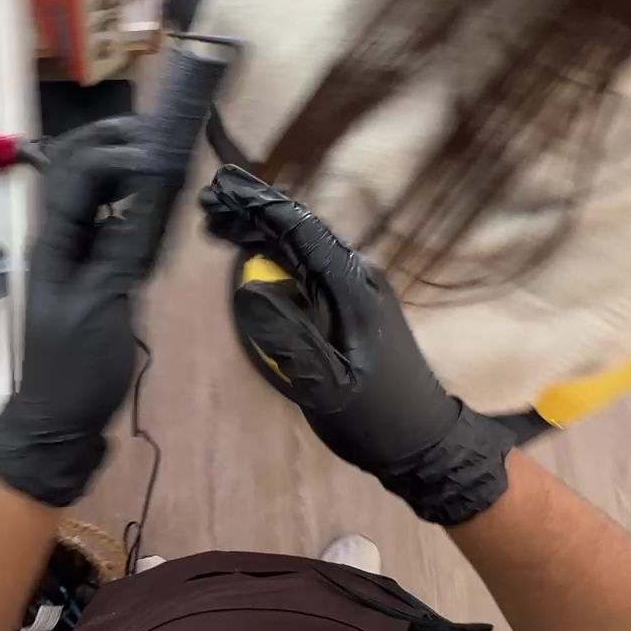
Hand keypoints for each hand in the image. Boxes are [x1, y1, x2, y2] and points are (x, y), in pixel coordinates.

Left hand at [0, 119, 162, 505]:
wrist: (58, 419)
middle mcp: (55, 238)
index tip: (163, 145)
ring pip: (88, 194)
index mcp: (51, 241)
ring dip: (120, 169)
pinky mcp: (85, 274)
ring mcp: (68, 255)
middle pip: (73, 169)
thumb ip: (125, 245)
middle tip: (160, 133)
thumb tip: (149, 189)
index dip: (118, 148)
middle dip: (112, 142)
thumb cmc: (79, 368)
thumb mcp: (105, 305)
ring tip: (162, 161)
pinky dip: (128, 208)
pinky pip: (103, 225)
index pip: (77, 171)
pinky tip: (153, 209)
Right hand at [198, 165, 513, 524]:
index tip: (222, 190)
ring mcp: (358, 291)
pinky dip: (279, 256)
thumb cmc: (372, 416)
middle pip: (300, 232)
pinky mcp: (354, 306)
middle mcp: (357, 278)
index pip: (300, 232)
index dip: (259, 209)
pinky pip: (311, 268)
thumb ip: (287, 335)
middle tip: (210, 202)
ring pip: (304, 247)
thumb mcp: (324, 383)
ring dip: (263, 232)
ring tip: (222, 222)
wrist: (421, 440)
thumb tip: (249, 288)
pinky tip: (257, 256)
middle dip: (254, 213)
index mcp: (351, 289)